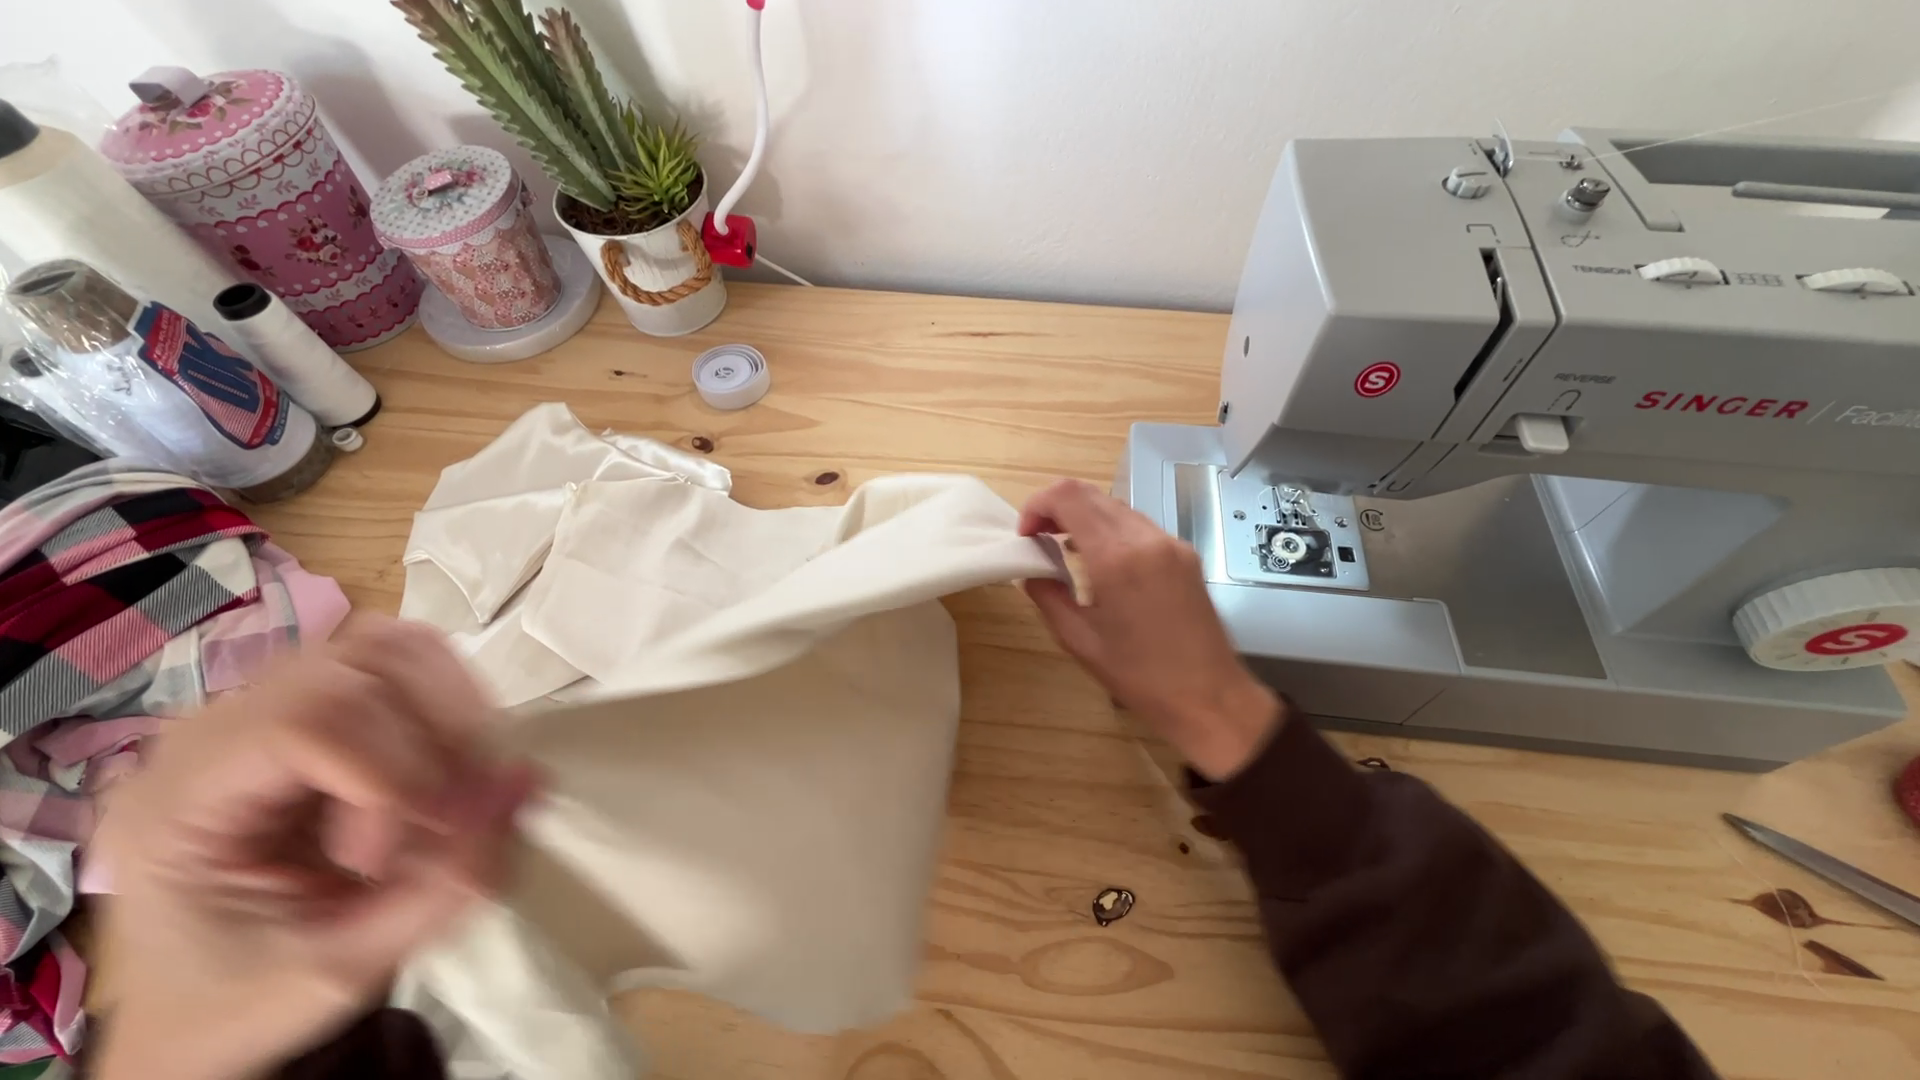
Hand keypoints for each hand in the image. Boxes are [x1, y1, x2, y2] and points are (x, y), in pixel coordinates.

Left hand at [94, 617, 534, 1079]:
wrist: (202, 1008)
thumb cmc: (246, 1001)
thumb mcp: (343, 970)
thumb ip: (441, 886)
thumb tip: (529, 782)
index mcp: (178, 806)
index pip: (302, 726)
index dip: (392, 772)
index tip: (434, 836)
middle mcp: (213, 735)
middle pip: (355, 668)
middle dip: (435, 737)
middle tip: (460, 810)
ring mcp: (267, 711)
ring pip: (387, 648)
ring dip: (453, 707)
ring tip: (464, 777)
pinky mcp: (317, 711)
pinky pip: (402, 664)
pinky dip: (452, 700)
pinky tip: (456, 758)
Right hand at [1019, 480, 1281, 778]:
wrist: (1209, 697)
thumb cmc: (1139, 677)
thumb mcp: (1079, 640)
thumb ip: (1048, 596)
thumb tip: (1031, 571)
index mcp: (1116, 557)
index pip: (1068, 497)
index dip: (1037, 505)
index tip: (1025, 535)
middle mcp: (1147, 538)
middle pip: (1091, 493)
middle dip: (1057, 508)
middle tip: (1039, 539)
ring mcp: (1172, 543)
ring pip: (1116, 506)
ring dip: (1085, 517)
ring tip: (1066, 551)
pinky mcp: (1186, 555)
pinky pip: (1139, 526)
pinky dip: (1111, 530)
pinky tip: (1102, 562)